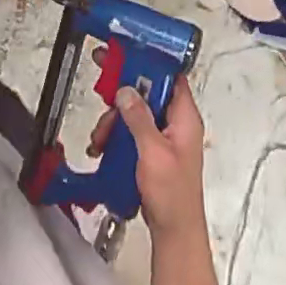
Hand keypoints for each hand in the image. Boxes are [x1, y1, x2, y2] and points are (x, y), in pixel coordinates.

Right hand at [89, 76, 207, 239]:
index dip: (148, 60)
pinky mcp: (152, 150)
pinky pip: (132, 132)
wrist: (174, 232)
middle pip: (148, 91)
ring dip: (115, 121)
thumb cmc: (170, 192)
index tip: (122, 52)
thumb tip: (125, 89)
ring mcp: (164, 136)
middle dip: (122, 94)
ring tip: (101, 138)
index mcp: (184, 116)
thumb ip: (139, 118)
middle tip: (101, 89)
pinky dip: (117, 135)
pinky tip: (102, 147)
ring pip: (135, 112)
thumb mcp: (152, 151)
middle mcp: (176, 121)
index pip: (170, 75)